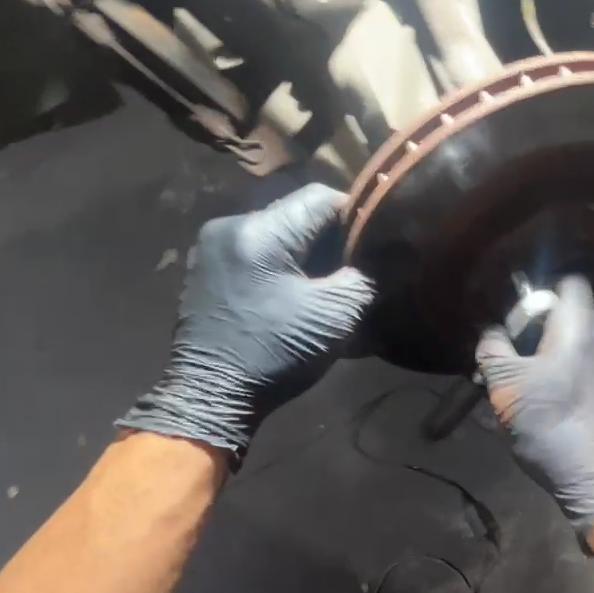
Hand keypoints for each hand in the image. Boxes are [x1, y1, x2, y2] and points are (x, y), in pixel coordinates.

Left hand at [119, 183, 374, 454]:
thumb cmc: (277, 352)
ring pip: (275, 233)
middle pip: (295, 213)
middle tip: (357, 268)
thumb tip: (389, 252)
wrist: (213, 395)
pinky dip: (280, 265)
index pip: (321, 197)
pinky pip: (254, 252)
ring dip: (306, 253)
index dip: (357, 215)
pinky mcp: (204, 270)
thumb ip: (366, 275)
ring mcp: (210, 247)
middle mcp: (229, 226)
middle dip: (331, 238)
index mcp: (260, 230)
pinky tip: (294, 295)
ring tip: (328, 284)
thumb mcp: (337, 315)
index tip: (377, 244)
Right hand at [476, 276, 593, 529]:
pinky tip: (554, 414)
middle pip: (571, 319)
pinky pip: (593, 376)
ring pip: (580, 351)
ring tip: (527, 396)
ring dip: (553, 364)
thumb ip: (493, 350)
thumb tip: (493, 334)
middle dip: (539, 336)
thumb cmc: (554, 424)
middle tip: (512, 366)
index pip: (567, 283)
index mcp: (583, 324)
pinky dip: (572, 384)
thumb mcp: (506, 386)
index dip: (538, 295)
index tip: (516, 325)